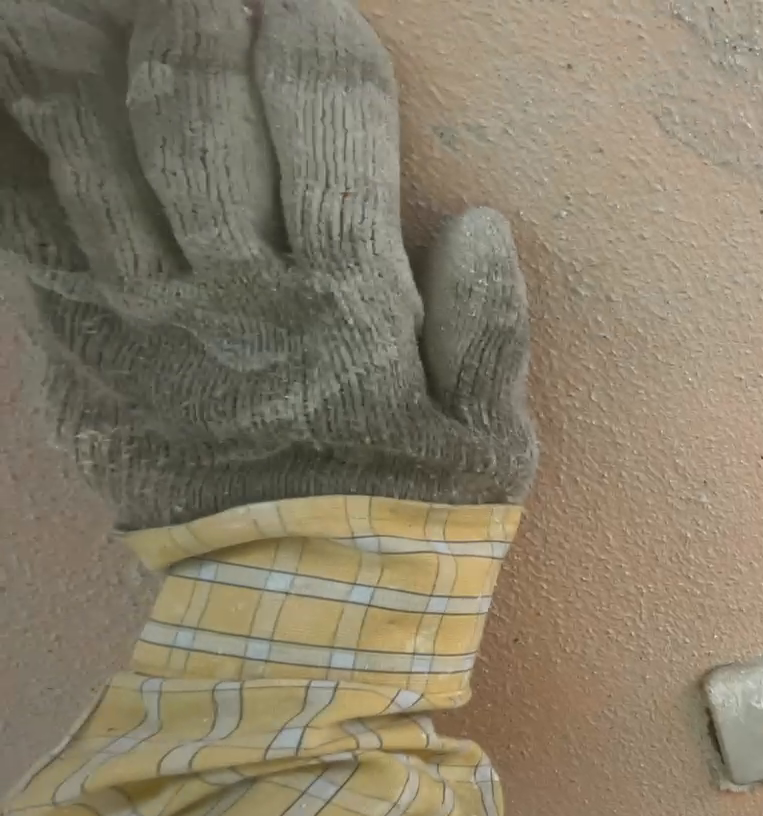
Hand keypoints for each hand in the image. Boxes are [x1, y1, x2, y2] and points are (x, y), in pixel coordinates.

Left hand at [0, 0, 534, 527]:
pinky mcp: (80, 335)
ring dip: (90, 39)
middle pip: (197, 126)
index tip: (329, 12)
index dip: (327, 70)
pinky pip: (17, 207)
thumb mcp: (498, 438)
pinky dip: (7, 123)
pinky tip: (21, 58)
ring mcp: (143, 314)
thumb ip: (493, 332)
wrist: (312, 594)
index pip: (331, 159)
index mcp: (352, 320)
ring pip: (85, 143)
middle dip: (208, 25)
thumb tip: (482, 224)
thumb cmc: (422, 505)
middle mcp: (237, 300)